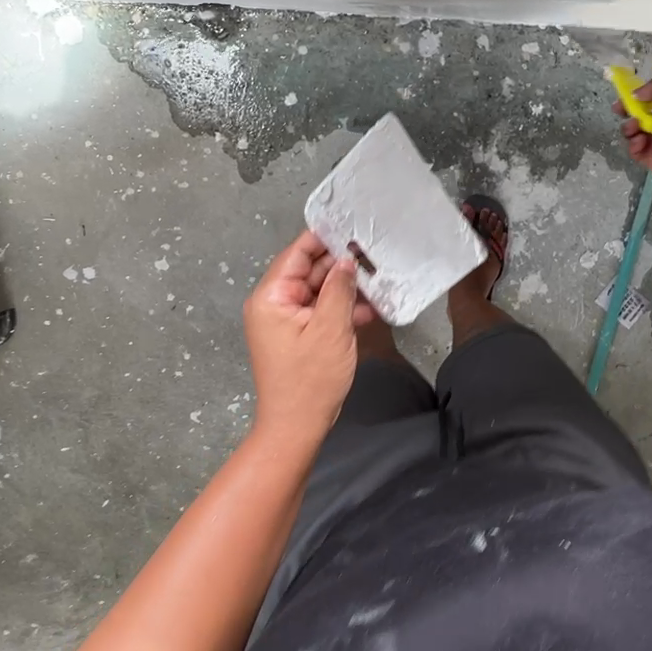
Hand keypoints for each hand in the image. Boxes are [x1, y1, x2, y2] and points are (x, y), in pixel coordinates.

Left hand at [242, 230, 360, 441]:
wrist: (298, 427)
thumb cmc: (310, 378)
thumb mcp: (330, 329)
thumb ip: (339, 289)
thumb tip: (347, 261)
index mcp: (271, 297)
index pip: (296, 254)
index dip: (323, 238)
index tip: (351, 223)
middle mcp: (275, 304)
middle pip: (309, 270)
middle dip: (340, 263)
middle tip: (374, 250)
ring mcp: (287, 320)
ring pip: (319, 290)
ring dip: (346, 287)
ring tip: (379, 276)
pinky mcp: (300, 335)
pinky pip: (321, 310)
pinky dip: (342, 307)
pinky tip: (371, 306)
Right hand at [613, 77, 651, 181]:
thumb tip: (637, 95)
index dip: (638, 95)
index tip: (626, 95)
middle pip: (640, 114)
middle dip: (627, 111)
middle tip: (618, 110)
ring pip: (634, 131)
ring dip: (630, 127)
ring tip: (635, 127)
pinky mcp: (651, 157)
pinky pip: (635, 149)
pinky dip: (634, 144)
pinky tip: (642, 142)